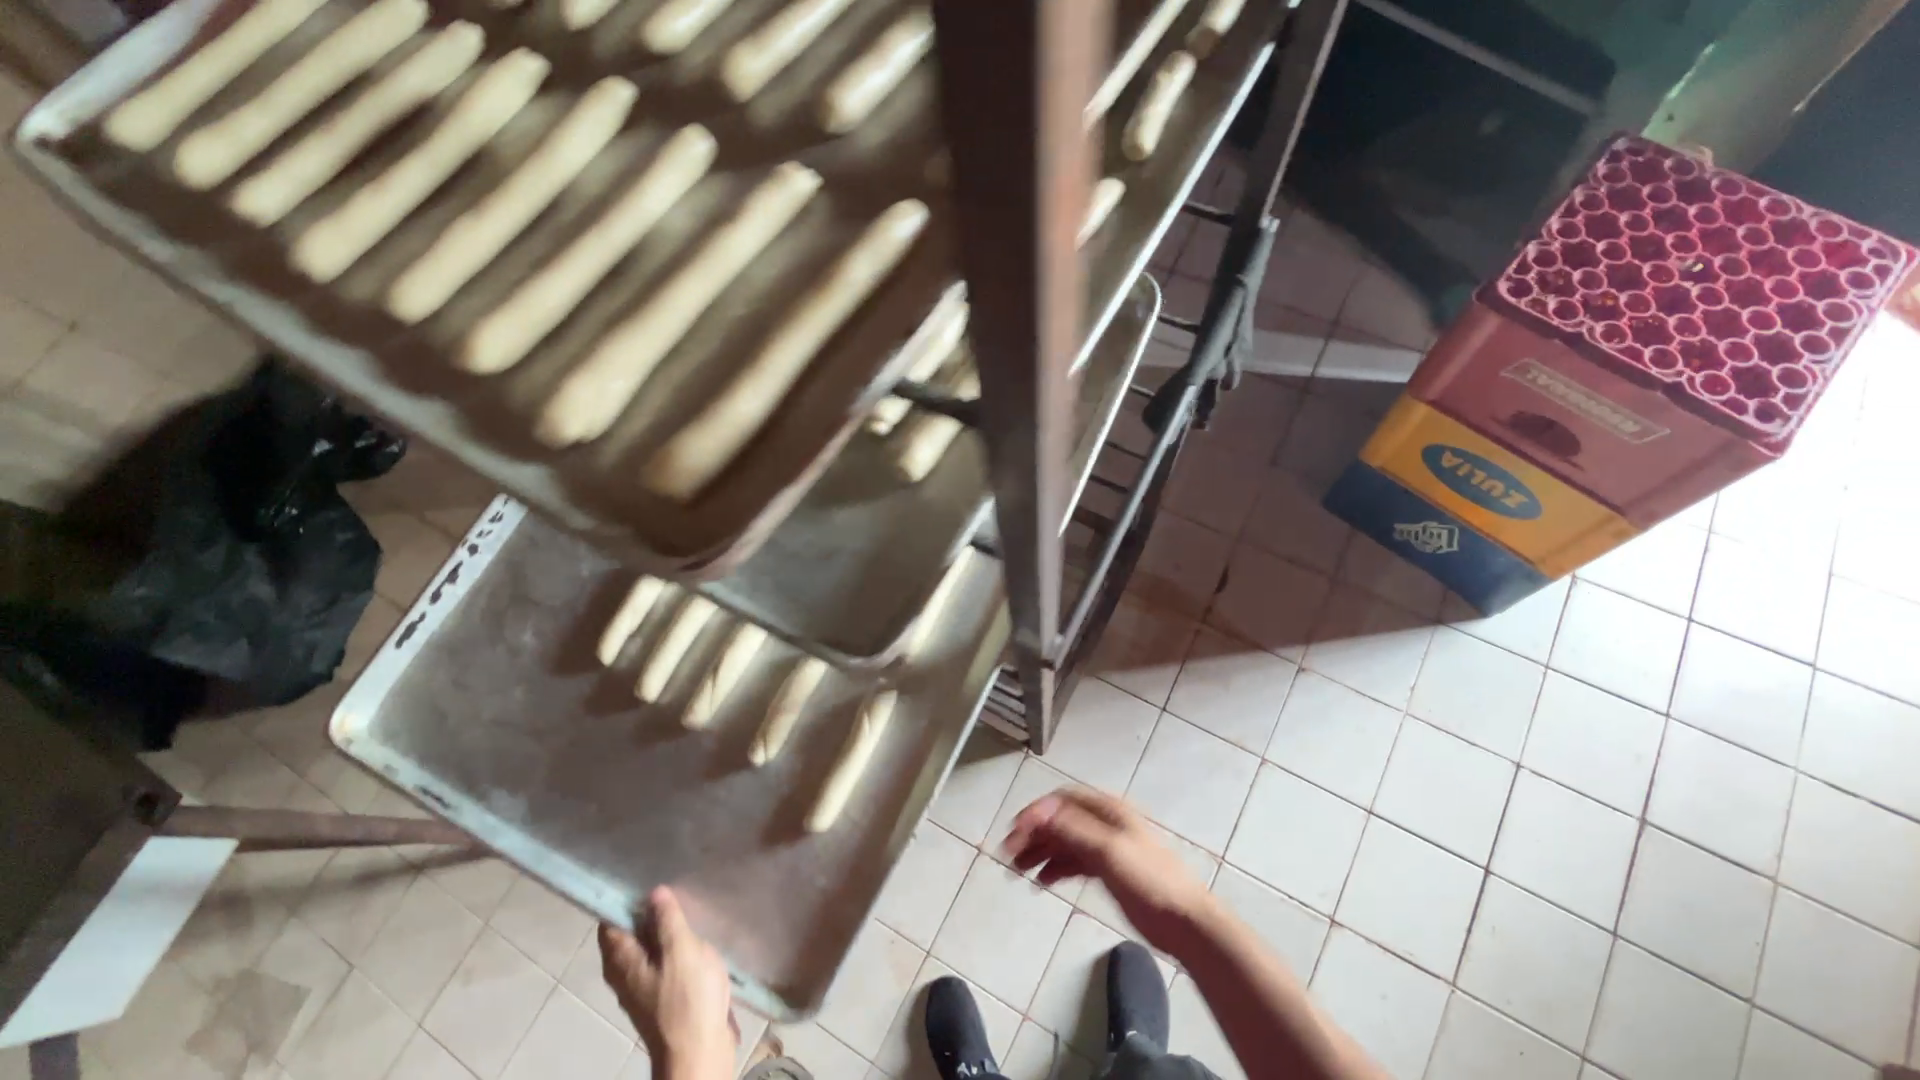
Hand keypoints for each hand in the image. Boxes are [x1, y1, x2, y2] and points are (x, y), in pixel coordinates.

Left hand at [600, 887, 735, 1077]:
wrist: (699, 1055)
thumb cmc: (687, 1000)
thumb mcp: (681, 951)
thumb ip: (667, 920)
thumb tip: (654, 893)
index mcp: (621, 961)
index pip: (609, 920)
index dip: (623, 898)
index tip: (645, 877)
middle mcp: (625, 974)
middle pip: (628, 934)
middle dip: (646, 912)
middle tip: (672, 886)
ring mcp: (643, 988)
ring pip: (648, 950)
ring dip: (663, 931)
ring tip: (687, 907)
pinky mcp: (663, 999)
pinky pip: (663, 964)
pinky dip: (674, 950)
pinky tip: (697, 940)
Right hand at [1002, 788, 1214, 954]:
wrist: (1184, 921)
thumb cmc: (1149, 881)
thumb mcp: (1108, 851)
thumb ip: (1072, 829)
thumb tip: (1037, 811)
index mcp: (1107, 811)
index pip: (1061, 801)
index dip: (1035, 813)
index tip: (1013, 833)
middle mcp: (1104, 823)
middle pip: (1060, 821)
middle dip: (1033, 834)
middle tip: (1008, 855)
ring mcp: (1106, 847)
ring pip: (1064, 843)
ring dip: (1040, 852)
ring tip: (1018, 871)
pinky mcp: (1108, 871)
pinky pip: (1073, 863)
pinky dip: (1055, 868)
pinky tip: (1041, 882)